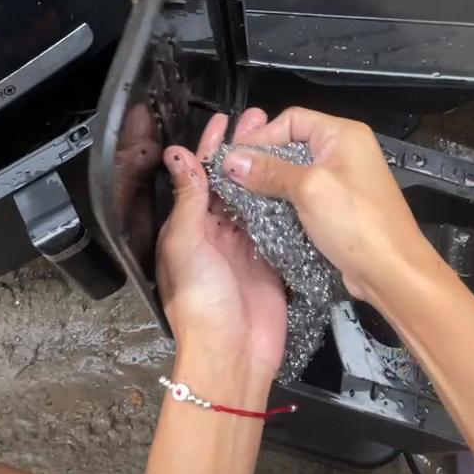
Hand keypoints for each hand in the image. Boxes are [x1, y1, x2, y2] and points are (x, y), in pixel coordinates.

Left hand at [156, 110, 288, 395]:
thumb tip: (179, 156)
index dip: (210, 148)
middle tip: (262, 121)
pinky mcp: (269, 260)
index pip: (198, 177)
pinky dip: (282, 201)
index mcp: (186, 228)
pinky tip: (294, 180)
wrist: (233, 353)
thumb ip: (189, 200)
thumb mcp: (187, 245)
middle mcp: (214, 233)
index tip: (224, 120)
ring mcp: (243, 246)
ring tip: (280, 140)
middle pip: (229, 183)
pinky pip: (275, 224)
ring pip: (253, 199)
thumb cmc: (200, 304)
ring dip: (263, 170)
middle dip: (242, 151)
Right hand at [220, 107, 443, 307]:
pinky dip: (284, 200)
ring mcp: (342, 180)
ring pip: (295, 171)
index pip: (292, 119)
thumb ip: (269, 171)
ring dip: (270, 183)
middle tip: (234, 177)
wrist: (394, 272)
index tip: (234, 159)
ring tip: (244, 195)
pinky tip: (265, 212)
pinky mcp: (338, 206)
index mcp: (343, 134)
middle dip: (263, 160)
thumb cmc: (357, 224)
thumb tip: (231, 159)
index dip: (261, 136)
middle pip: (292, 144)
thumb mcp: (309, 189)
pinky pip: (304, 194)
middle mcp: (344, 151)